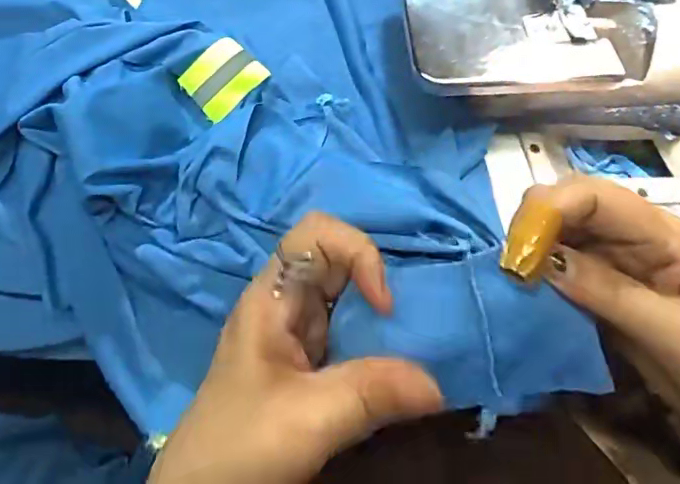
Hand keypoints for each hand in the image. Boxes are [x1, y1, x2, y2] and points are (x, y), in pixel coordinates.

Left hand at [150, 213, 444, 483]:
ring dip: (377, 317)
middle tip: (402, 326)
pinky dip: (373, 345)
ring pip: (344, 298)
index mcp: (273, 295)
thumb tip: (438, 385)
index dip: (357, 250)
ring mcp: (293, 333)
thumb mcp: (308, 419)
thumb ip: (371, 393)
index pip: (317, 232)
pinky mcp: (303, 364)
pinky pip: (346, 334)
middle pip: (336, 259)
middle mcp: (284, 302)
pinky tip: (389, 374)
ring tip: (406, 347)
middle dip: (375, 282)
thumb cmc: (241, 447)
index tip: (383, 305)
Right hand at [518, 179, 679, 483]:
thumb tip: (544, 259)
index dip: (551, 209)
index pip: (595, 196)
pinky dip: (549, 281)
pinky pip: (575, 277)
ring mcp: (630, 271)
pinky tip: (532, 296)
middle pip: (576, 209)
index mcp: (666, 235)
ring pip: (570, 240)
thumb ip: (614, 294)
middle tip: (510, 266)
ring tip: (512, 280)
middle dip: (538, 225)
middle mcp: (641, 242)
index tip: (519, 249)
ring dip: (538, 252)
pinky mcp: (621, 302)